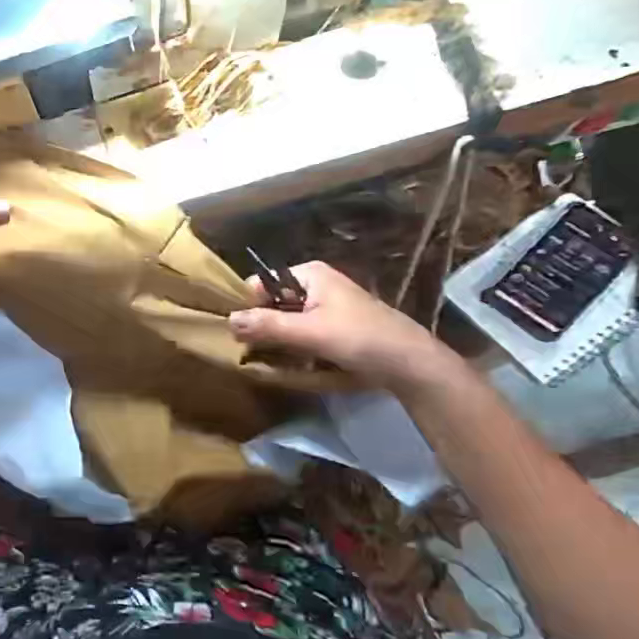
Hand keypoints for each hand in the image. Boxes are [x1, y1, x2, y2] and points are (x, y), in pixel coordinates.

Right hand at [228, 261, 466, 389]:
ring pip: (288, 321)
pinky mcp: (336, 328)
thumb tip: (228, 320)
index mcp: (310, 274)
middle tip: (254, 352)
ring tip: (272, 361)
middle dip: (264, 326)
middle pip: (274, 303)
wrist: (410, 363)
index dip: (249, 306)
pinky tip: (294, 364)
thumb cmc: (359, 338)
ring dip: (279, 340)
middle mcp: (317, 284)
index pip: (263, 283)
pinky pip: (304, 334)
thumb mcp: (309, 332)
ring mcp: (328, 306)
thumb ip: (268, 325)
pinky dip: (296, 347)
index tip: (240, 333)